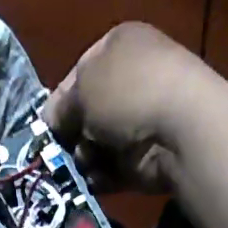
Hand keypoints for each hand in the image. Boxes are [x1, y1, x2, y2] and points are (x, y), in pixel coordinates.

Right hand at [43, 22, 227, 192]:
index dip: (59, 102)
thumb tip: (52, 122)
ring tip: (83, 164)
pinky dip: (99, 178)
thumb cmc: (127, 92)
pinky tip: (93, 181)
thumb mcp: (82, 87)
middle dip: (71, 135)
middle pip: (86, 114)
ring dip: (83, 158)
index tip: (46, 126)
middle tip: (60, 150)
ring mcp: (140, 122)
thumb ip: (61, 106)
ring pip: (96, 145)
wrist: (180, 129)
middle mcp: (131, 81)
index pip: (77, 74)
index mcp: (118, 47)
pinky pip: (112, 170)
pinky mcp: (145, 158)